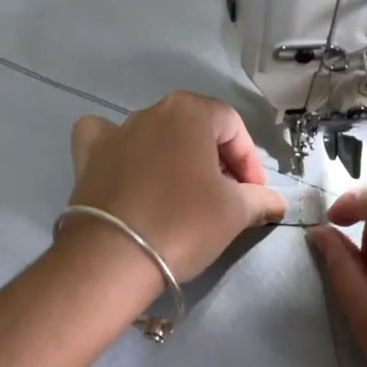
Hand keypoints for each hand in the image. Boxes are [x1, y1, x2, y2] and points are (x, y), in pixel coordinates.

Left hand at [67, 91, 288, 282]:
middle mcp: (153, 110)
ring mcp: (117, 131)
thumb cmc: (183, 223)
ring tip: (184, 194)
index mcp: (191, 110)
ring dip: (176, 156)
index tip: (254, 193)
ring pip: (157, 134)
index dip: (249, 160)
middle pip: (196, 128)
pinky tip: (127, 166)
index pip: (233, 126)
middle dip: (216, 158)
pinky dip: (120, 148)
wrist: (113, 256)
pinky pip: (107, 139)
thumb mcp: (234, 212)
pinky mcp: (89, 155)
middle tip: (226, 196)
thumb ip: (259, 199)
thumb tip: (277, 200)